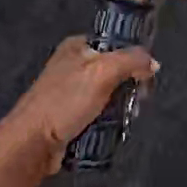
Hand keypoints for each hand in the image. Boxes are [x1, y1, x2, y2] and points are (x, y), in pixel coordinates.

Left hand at [3, 36, 157, 172]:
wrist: (32, 143)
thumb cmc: (65, 102)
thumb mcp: (102, 72)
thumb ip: (132, 60)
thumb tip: (153, 64)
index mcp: (77, 45)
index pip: (117, 42)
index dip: (135, 56)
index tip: (146, 74)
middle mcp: (73, 63)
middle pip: (116, 67)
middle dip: (130, 83)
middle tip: (138, 98)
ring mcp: (70, 89)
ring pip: (111, 90)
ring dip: (122, 102)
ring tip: (128, 115)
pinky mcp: (70, 112)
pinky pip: (101, 108)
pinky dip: (110, 115)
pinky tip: (115, 124)